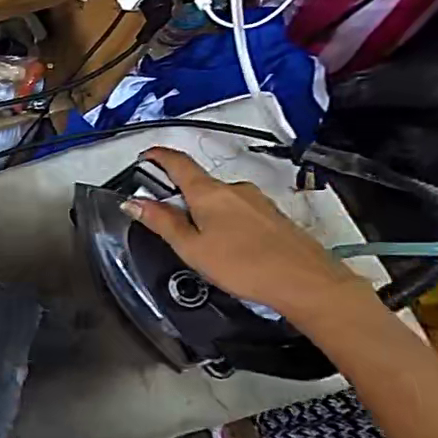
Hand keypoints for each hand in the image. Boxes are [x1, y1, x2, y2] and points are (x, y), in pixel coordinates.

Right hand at [121, 148, 368, 324]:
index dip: (158, 156)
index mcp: (209, 192)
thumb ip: (162, 222)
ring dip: (204, 211)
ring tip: (199, 243)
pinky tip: (228, 247)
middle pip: (198, 182)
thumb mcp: (192, 248)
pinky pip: (239, 210)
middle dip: (179, 195)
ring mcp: (256, 200)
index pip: (177, 162)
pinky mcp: (271, 215)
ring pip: (220, 198)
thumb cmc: (245, 266)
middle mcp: (234, 188)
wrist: (302, 280)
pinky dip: (224, 220)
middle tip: (165, 219)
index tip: (146, 156)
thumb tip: (134, 203)